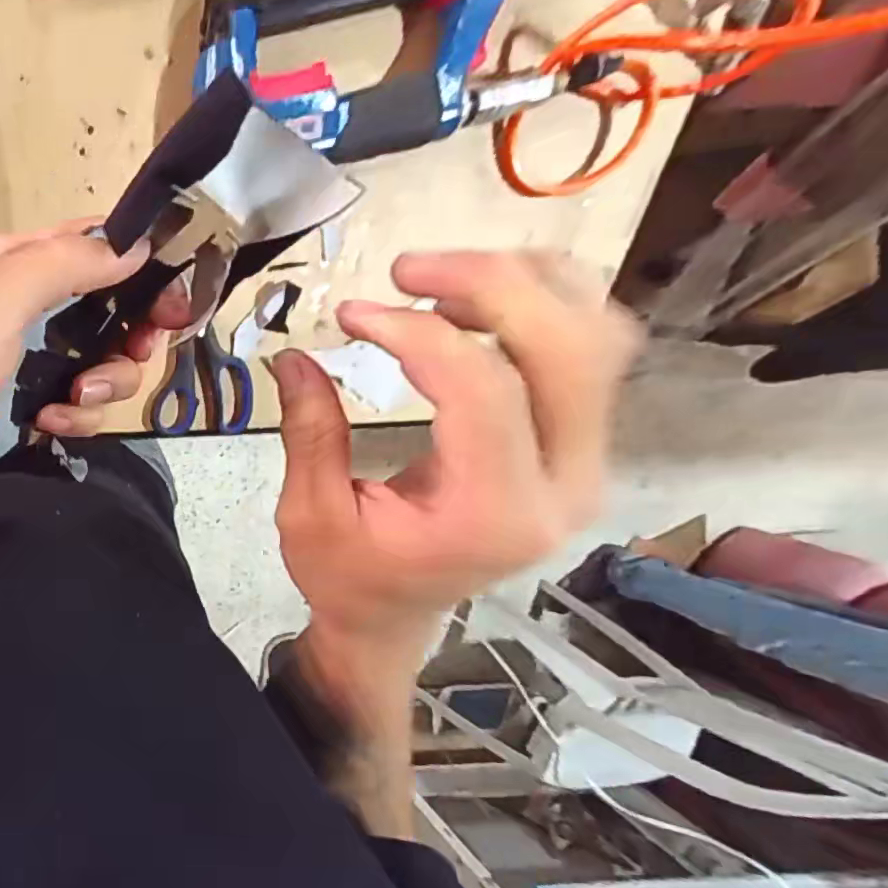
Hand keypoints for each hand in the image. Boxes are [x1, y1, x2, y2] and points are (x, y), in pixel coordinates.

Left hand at [0, 221, 190, 488]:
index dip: (138, 262)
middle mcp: (30, 307)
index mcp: (16, 264)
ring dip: (103, 384)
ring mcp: (32, 359)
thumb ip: (67, 264)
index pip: (92, 244)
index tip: (172, 295)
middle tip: (139, 351)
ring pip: (104, 362)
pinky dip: (74, 416)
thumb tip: (136, 245)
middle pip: (111, 310)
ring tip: (74, 399)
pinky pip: (81, 404)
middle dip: (130, 334)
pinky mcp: (33, 404)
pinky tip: (47, 424)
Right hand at [271, 251, 640, 647]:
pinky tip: (477, 302)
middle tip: (404, 269)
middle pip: (567, 348)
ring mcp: (582, 464)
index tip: (351, 315)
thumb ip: (310, 432)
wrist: (394, 618)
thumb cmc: (348, 578)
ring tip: (437, 278)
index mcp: (492, 513)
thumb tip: (292, 357)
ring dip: (522, 287)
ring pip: (595, 339)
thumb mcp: (310, 515)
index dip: (417, 333)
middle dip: (489, 285)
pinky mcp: (576, 448)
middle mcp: (562, 486)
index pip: (482, 390)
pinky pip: (586, 356)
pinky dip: (539, 309)